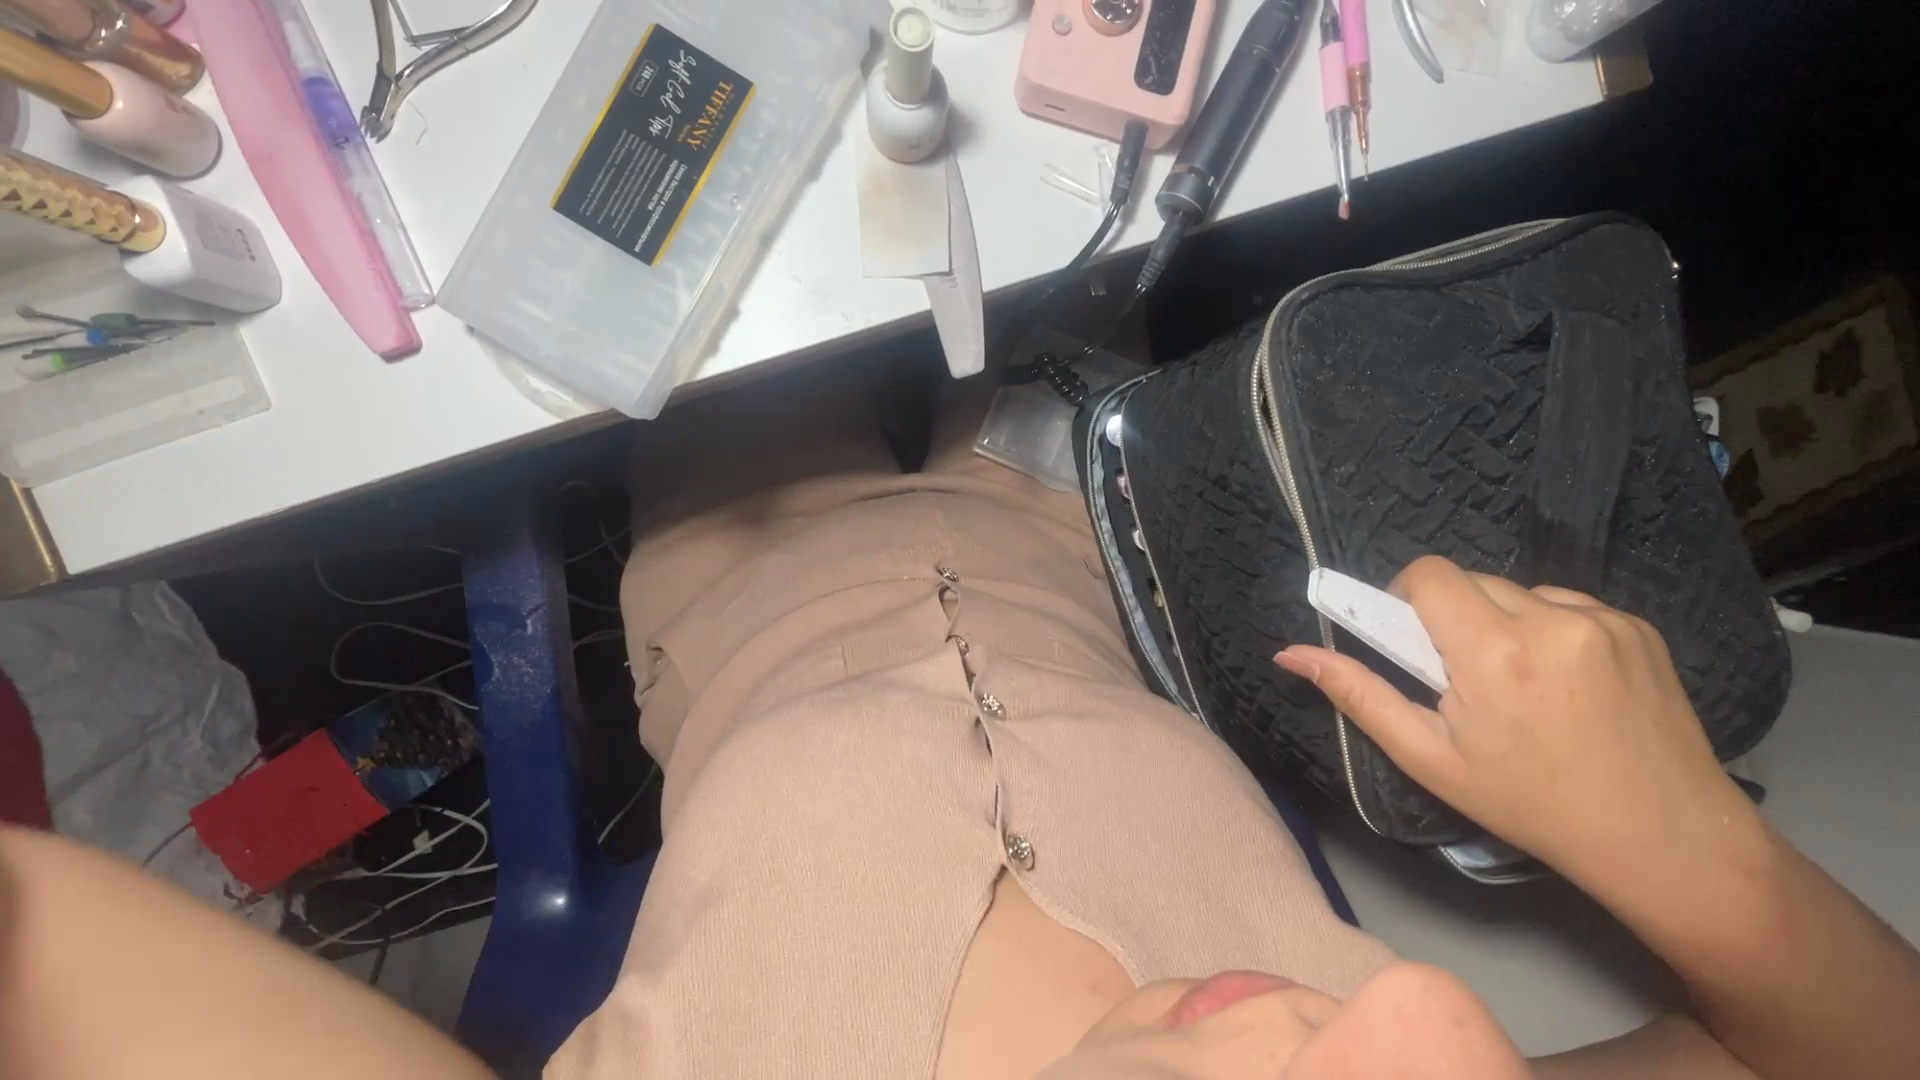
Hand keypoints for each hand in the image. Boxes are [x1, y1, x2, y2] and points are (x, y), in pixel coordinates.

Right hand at [1274, 556, 1757, 888]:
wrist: (1667, 840)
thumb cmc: (1529, 804)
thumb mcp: (1429, 758)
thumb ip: (1358, 695)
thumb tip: (1289, 653)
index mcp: (1493, 653)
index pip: (1430, 575)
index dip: (1405, 596)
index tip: (1410, 639)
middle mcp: (1551, 621)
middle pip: (1471, 581)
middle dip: (1451, 616)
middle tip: (1462, 676)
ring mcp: (1605, 620)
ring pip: (1519, 591)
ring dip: (1501, 621)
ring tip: (1519, 684)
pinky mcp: (1641, 627)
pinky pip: (1567, 605)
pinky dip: (1549, 630)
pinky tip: (1563, 683)